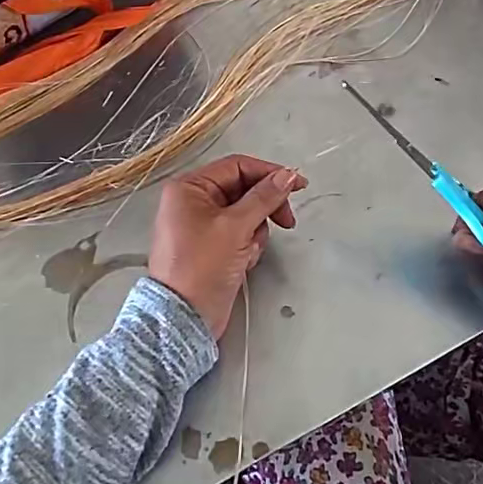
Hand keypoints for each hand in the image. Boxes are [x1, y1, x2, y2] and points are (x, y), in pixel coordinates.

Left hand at [148, 154, 306, 337]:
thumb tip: (286, 176)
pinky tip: (241, 262)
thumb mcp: (235, 227)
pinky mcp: (211, 247)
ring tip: (245, 251)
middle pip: (243, 190)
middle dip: (263, 208)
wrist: (185, 316)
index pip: (236, 167)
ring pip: (245, 214)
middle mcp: (192, 201)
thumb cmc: (200, 266)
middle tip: (285, 222)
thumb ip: (263, 198)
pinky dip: (247, 246)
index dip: (269, 173)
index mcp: (188, 188)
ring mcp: (201, 225)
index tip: (297, 185)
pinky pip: (239, 235)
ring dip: (254, 232)